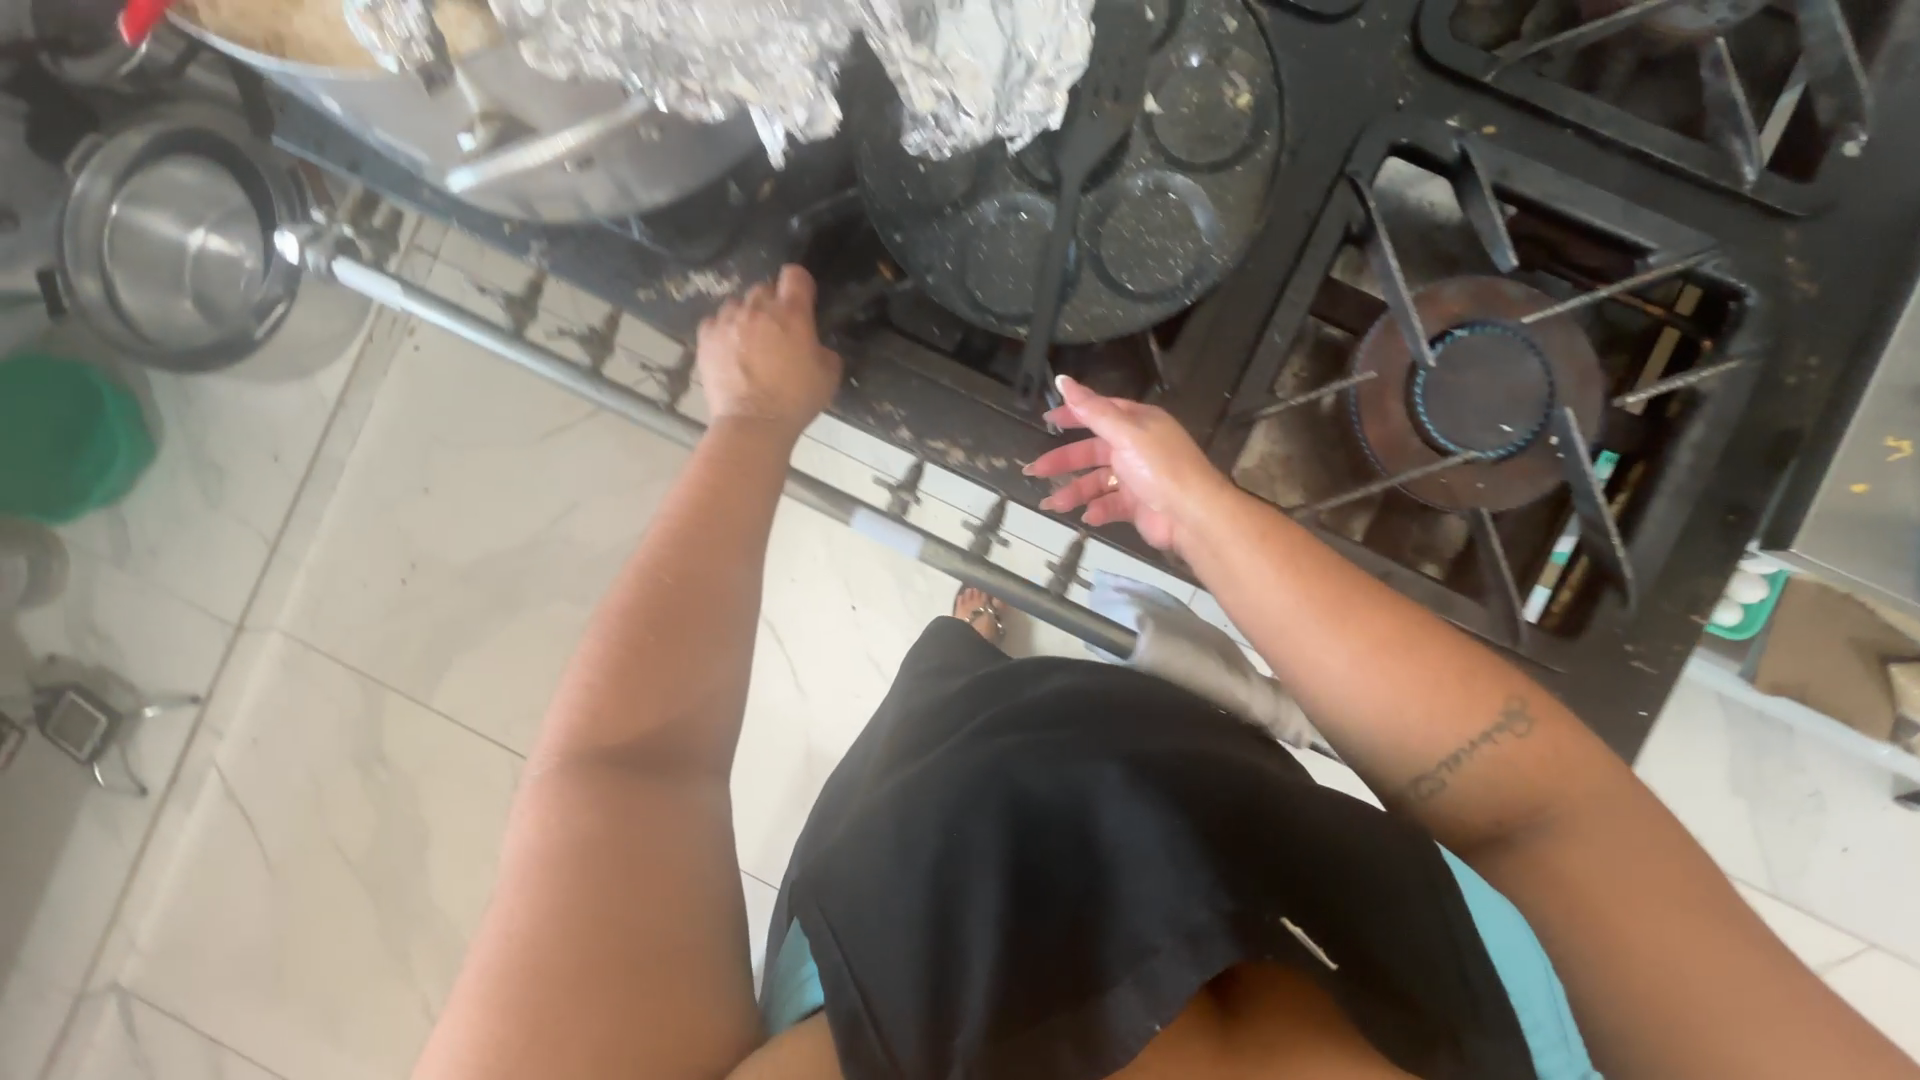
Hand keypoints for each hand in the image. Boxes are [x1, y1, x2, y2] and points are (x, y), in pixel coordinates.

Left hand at [696, 265, 842, 438]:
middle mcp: (757, 308)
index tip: (802, 302)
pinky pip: (715, 322)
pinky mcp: (706, 338)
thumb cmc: (796, 400)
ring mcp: (728, 321)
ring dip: (746, 317)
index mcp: (792, 313)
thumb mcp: (829, 375)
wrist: (754, 423)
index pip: (795, 275)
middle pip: (764, 288)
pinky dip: (723, 331)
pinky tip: (730, 350)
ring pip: (737, 305)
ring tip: (750, 342)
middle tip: (777, 331)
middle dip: (772, 304)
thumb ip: (824, 350)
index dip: (800, 285)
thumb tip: (814, 346)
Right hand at [1025, 375, 1232, 552]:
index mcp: (1138, 423)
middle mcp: (1137, 447)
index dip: (1072, 415)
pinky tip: (1087, 516)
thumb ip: (1092, 410)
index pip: (1100, 412)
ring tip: (1052, 504)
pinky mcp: (1137, 505)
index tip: (1046, 420)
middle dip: (1063, 461)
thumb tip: (1063, 380)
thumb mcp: (1125, 433)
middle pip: (1092, 450)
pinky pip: (1109, 505)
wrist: (1192, 515)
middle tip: (1034, 471)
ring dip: (1074, 492)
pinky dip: (1096, 510)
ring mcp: (1137, 478)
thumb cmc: (1160, 467)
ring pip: (1096, 481)